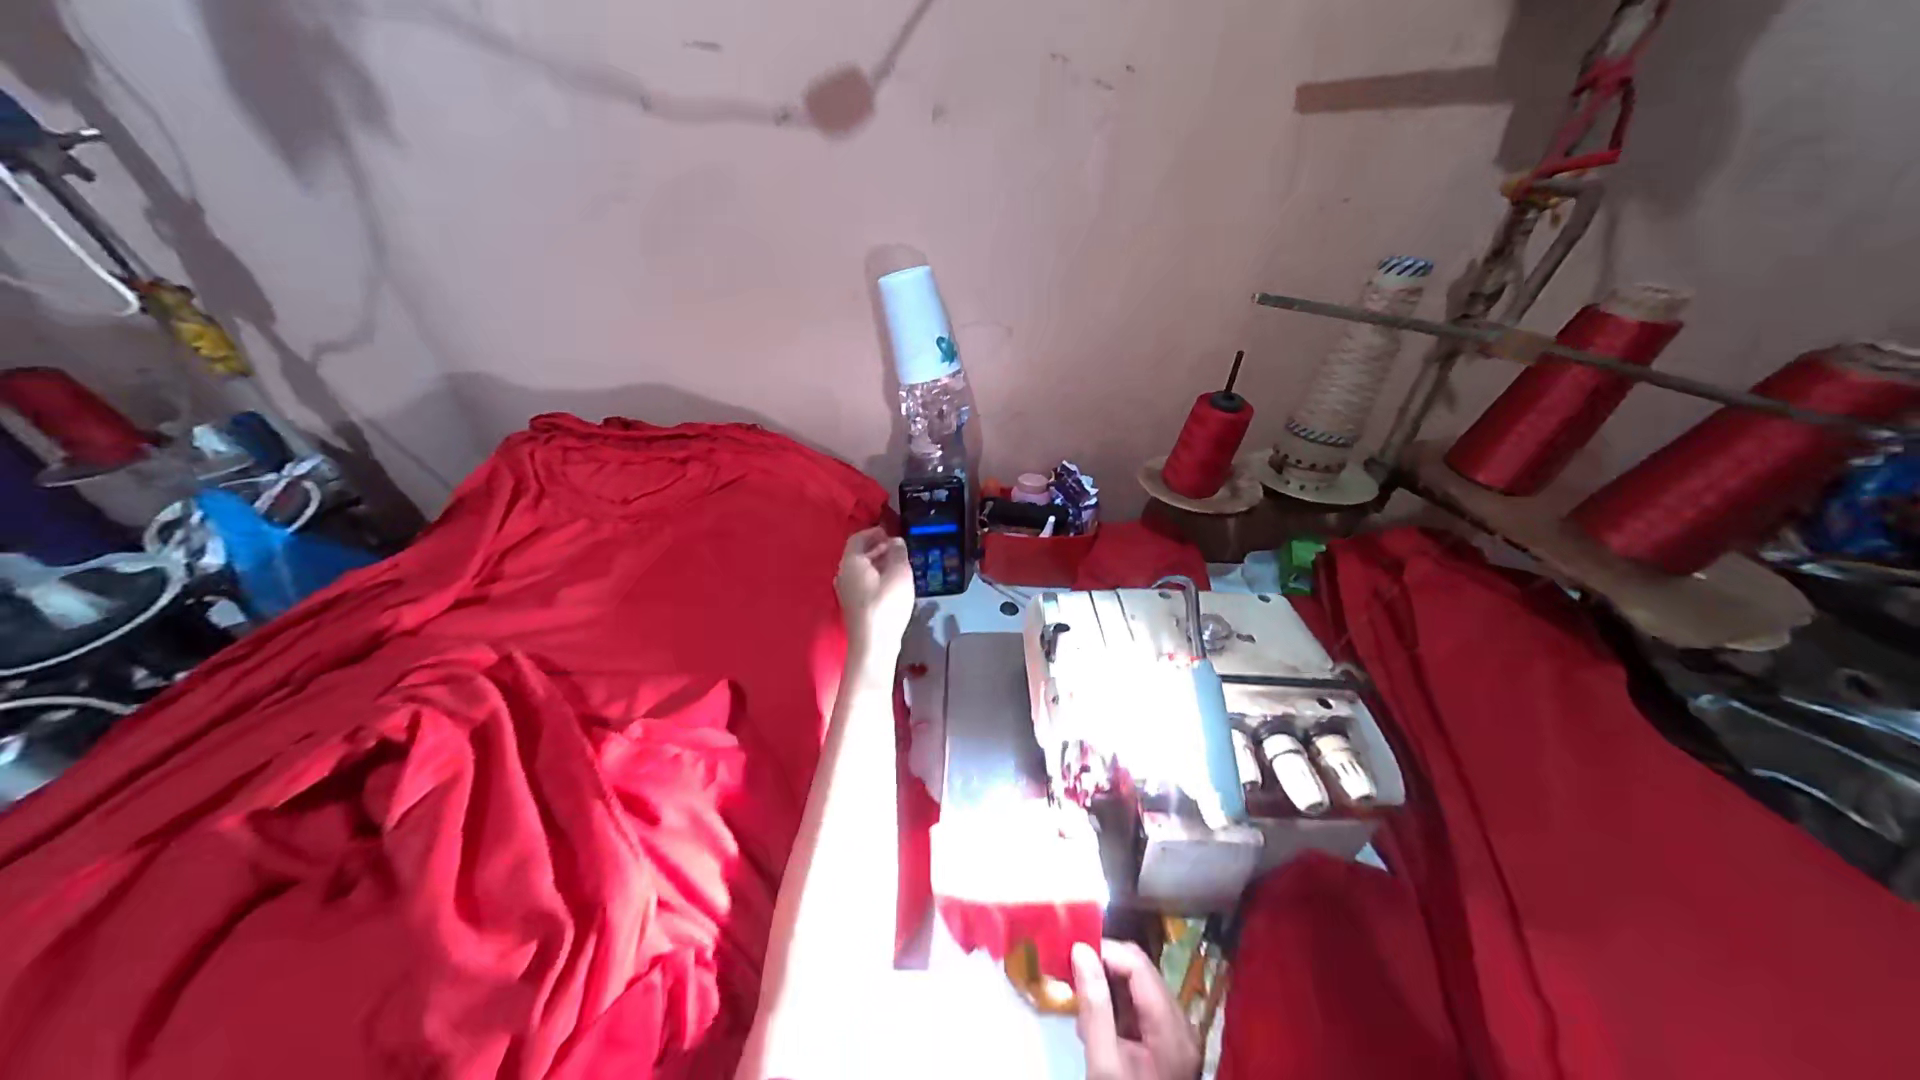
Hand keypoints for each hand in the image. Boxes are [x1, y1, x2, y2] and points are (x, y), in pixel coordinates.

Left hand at [834, 527, 914, 658]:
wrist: (873, 644)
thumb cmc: (886, 604)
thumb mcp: (900, 573)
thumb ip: (898, 553)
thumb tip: (895, 541)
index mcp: (851, 562)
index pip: (858, 538)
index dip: (874, 532)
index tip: (890, 532)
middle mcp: (843, 574)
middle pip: (858, 554)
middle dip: (877, 547)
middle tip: (897, 547)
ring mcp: (846, 592)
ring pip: (861, 569)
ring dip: (877, 563)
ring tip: (897, 564)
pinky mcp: (853, 606)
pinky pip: (863, 582)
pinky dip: (876, 576)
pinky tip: (891, 583)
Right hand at [1073, 940, 1200, 1079]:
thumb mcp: (1104, 1064)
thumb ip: (1094, 1005)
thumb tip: (1080, 950)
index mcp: (1172, 1028)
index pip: (1137, 964)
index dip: (1103, 951)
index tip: (1070, 956)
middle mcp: (1182, 1023)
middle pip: (1140, 970)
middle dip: (1103, 967)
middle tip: (1071, 979)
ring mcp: (1177, 1033)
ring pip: (1139, 985)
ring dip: (1107, 986)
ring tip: (1080, 1006)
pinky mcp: (1168, 1043)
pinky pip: (1141, 1007)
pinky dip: (1116, 1005)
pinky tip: (1096, 1024)